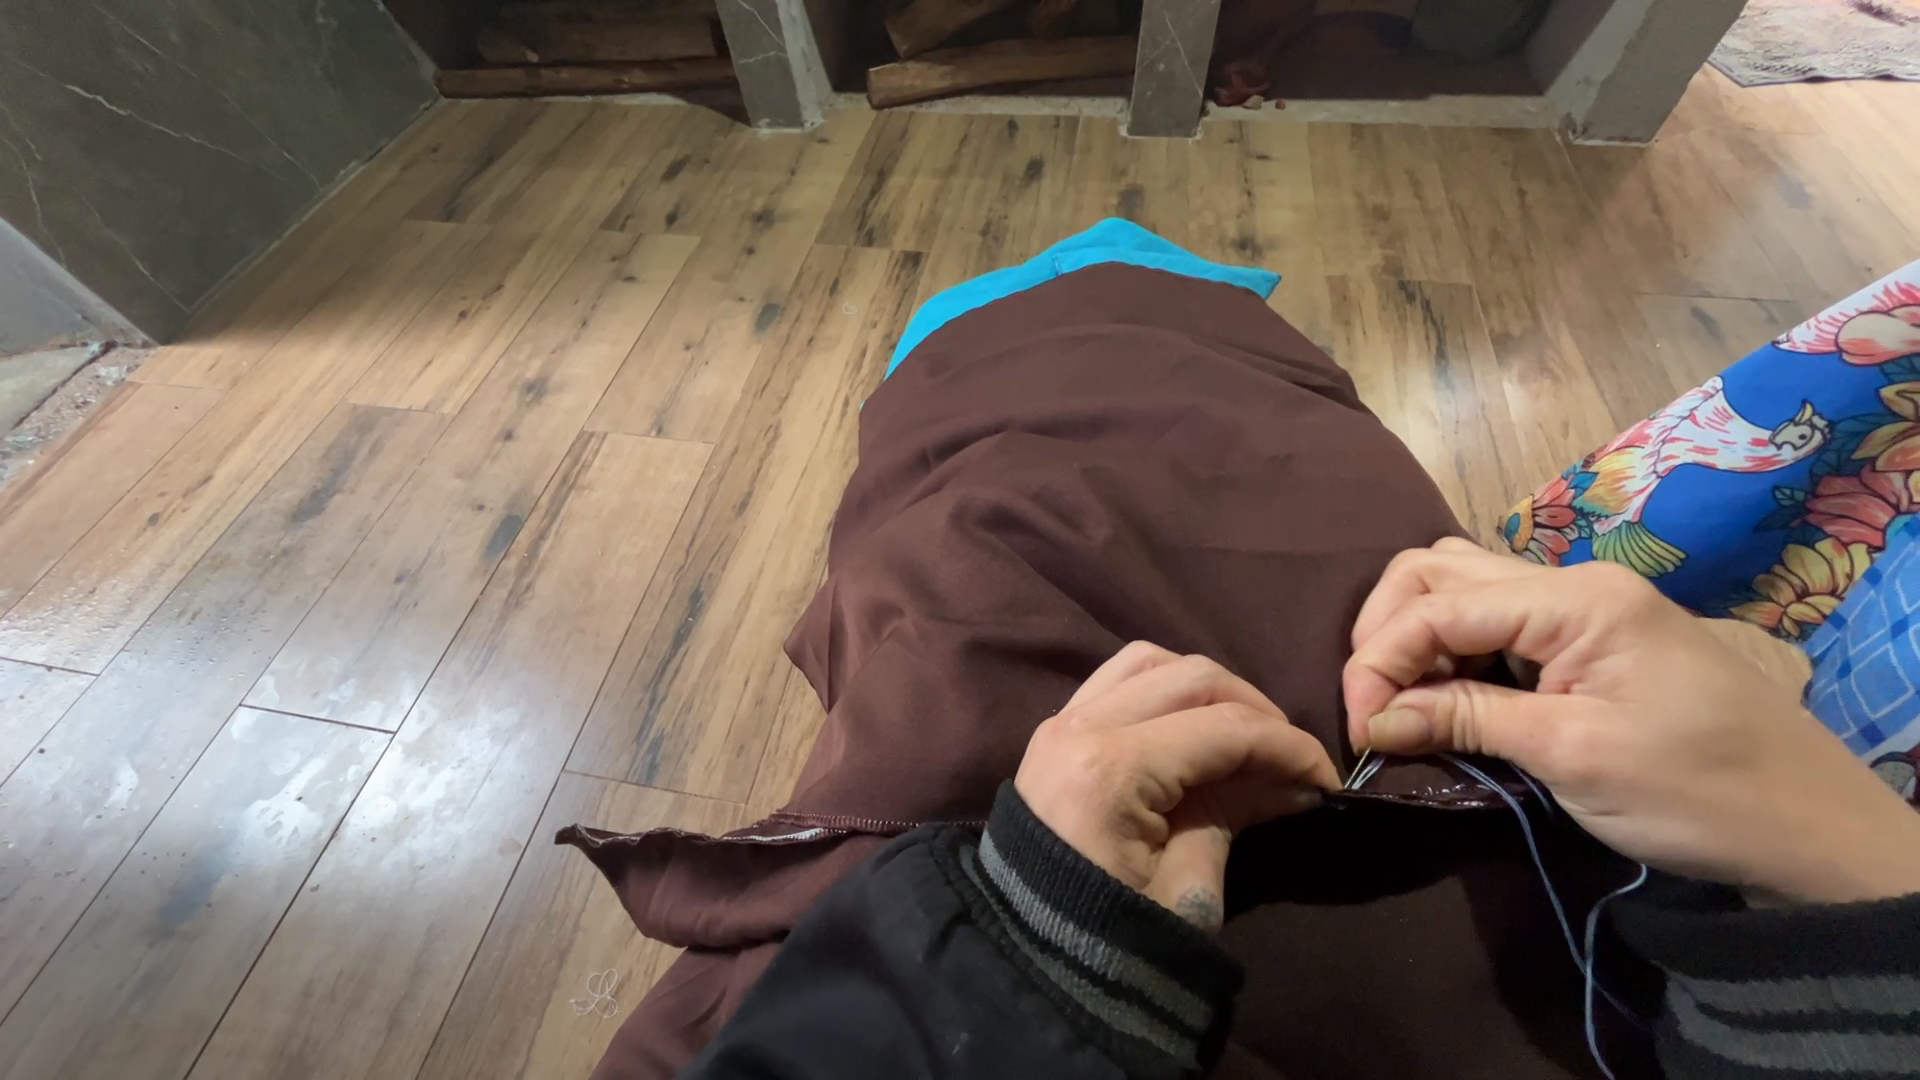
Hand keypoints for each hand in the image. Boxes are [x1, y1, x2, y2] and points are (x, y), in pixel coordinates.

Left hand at [1017, 642, 1338, 929]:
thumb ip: (1236, 812)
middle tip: (1289, 757)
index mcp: (1112, 768)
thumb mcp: (1187, 886)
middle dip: (1254, 708)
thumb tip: (1293, 780)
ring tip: (1243, 732)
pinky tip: (1191, 723)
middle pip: (1189, 677)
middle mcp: (1081, 725)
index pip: (1223, 727)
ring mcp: (1061, 719)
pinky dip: (1163, 688)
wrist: (1026, 950)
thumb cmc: (1109, 935)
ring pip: (1149, 662)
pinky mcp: (1055, 727)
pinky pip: (1117, 679)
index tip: (1326, 779)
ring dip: (1205, 687)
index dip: (1288, 746)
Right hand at [1343, 538, 1919, 905]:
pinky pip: (1481, 615)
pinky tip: (1440, 687)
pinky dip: (1442, 645)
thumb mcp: (1569, 756)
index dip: (1380, 660)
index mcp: (1576, 599)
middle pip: (1433, 571)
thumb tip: (1370, 721)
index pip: (1437, 606)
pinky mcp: (1574, 632)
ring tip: (1402, 690)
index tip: (1361, 725)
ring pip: (1452, 583)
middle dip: (1385, 632)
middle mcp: (1568, 581)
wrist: (1818, 836)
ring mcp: (1573, 602)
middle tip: (1375, 700)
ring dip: (1409, 630)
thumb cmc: (1700, 794)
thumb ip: (1460, 719)